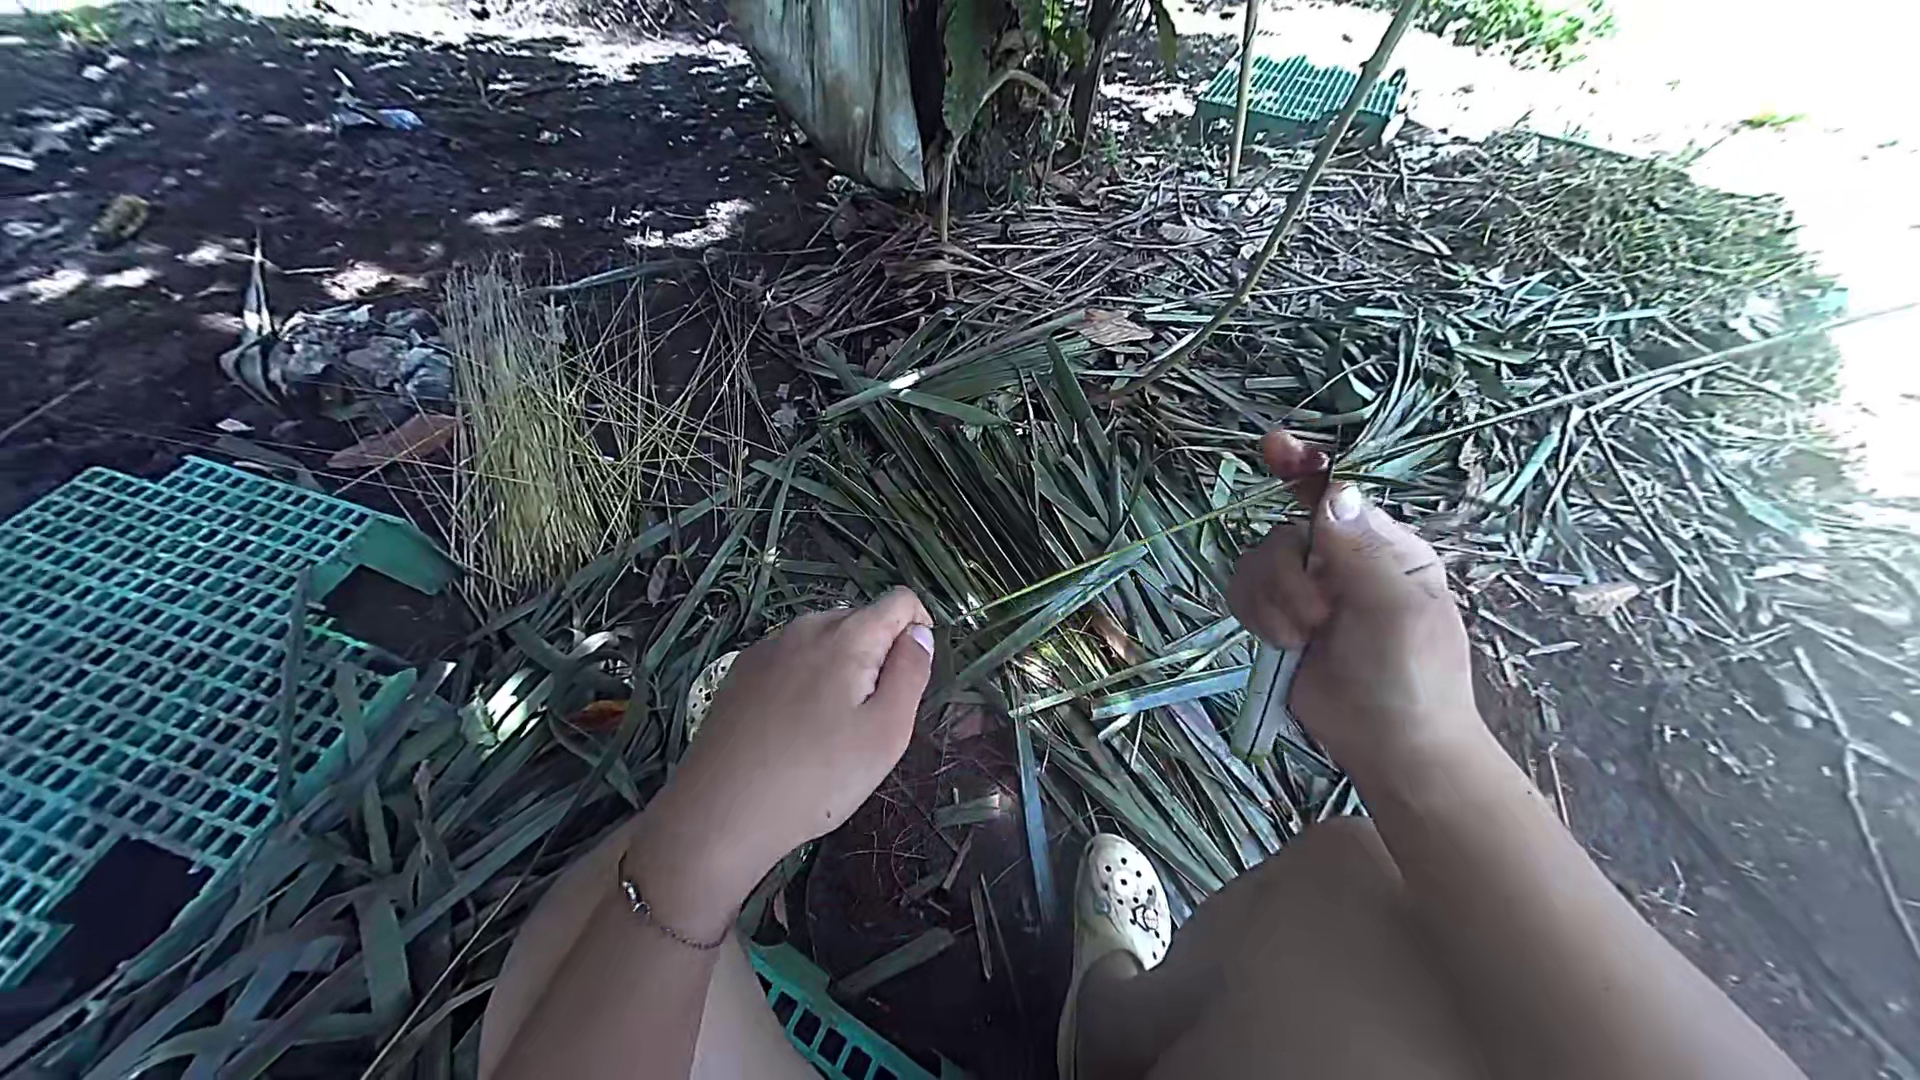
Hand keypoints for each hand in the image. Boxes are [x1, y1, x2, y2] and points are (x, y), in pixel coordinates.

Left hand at [630, 588, 934, 934]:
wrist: (718, 815)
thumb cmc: (817, 777)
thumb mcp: (886, 732)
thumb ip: (911, 672)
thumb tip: (920, 632)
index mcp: (847, 635)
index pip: (900, 601)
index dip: (920, 630)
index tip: (912, 677)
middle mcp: (805, 626)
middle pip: (862, 619)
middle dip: (880, 654)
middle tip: (872, 717)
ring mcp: (768, 646)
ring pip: (826, 639)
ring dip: (844, 667)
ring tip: (832, 727)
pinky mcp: (741, 670)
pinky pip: (793, 656)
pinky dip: (808, 676)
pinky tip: (794, 725)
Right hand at [1226, 431, 1480, 778]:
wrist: (1388, 743)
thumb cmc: (1411, 675)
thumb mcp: (1399, 611)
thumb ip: (1363, 552)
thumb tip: (1333, 494)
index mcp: (1380, 546)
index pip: (1337, 493)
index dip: (1304, 468)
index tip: (1274, 447)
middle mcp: (1337, 558)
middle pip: (1281, 534)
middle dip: (1289, 578)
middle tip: (1318, 618)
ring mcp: (1303, 588)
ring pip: (1254, 564)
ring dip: (1272, 605)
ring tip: (1302, 639)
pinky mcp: (1274, 615)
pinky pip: (1240, 593)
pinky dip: (1256, 618)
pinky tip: (1284, 643)